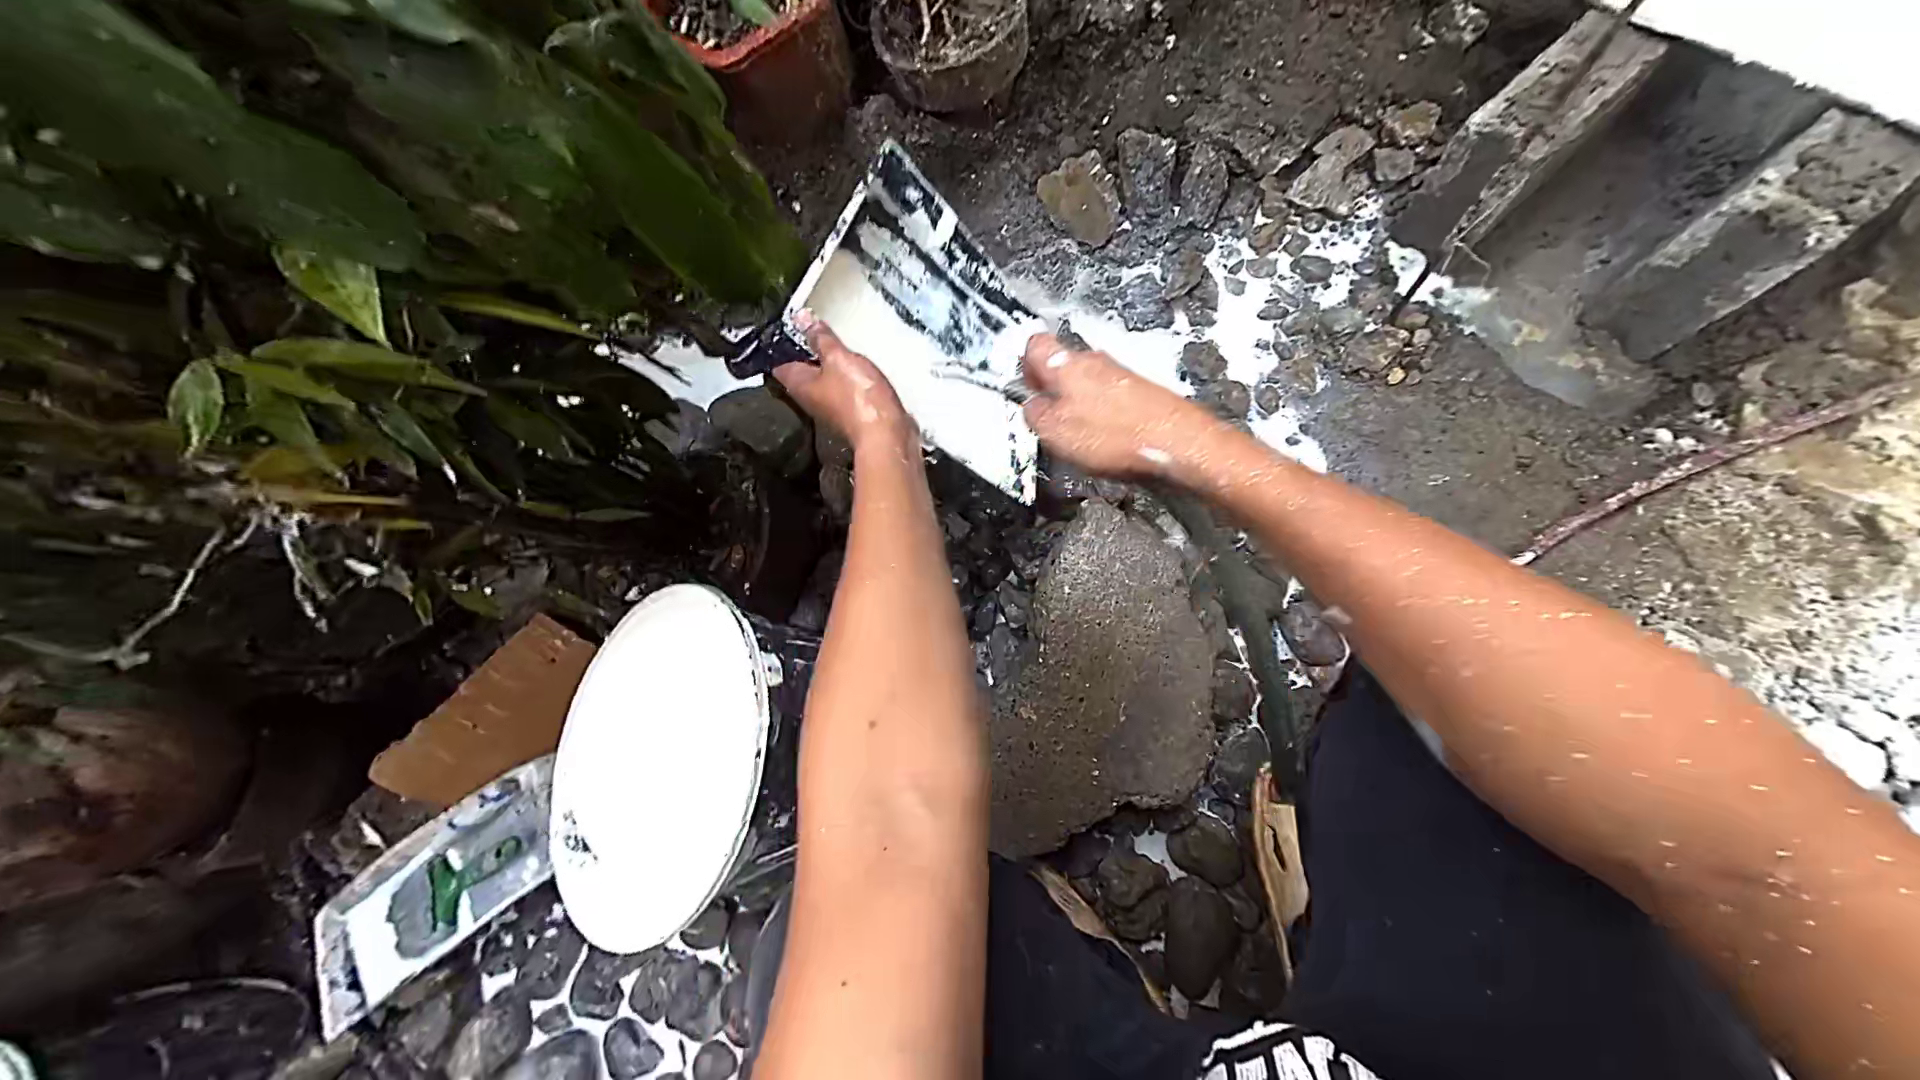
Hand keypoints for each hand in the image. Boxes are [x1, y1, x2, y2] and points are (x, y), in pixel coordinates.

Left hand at [773, 311, 914, 453]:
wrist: (887, 434)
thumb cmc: (859, 398)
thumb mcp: (838, 358)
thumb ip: (821, 338)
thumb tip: (800, 318)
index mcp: (798, 385)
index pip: (778, 360)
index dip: (782, 342)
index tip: (792, 323)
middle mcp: (810, 399)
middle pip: (802, 370)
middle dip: (809, 350)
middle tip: (818, 327)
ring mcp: (831, 408)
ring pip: (824, 380)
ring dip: (830, 364)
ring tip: (839, 343)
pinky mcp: (851, 413)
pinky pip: (843, 389)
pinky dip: (847, 377)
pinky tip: (857, 366)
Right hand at [1020, 333, 1219, 480]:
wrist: (1175, 443)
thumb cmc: (1116, 435)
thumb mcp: (1055, 432)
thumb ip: (1034, 415)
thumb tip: (1029, 407)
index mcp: (1067, 364)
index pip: (1034, 345)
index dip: (1023, 366)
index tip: (1024, 388)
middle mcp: (1094, 361)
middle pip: (1061, 365)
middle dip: (1051, 390)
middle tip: (1048, 419)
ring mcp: (1120, 375)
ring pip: (1085, 383)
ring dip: (1077, 406)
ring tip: (1079, 436)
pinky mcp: (1139, 393)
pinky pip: (1109, 399)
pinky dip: (1101, 416)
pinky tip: (1105, 440)